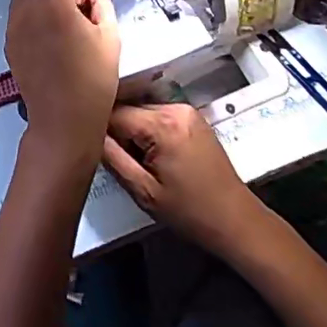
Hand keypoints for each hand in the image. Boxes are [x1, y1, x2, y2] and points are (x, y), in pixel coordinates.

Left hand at [6, 0, 119, 161]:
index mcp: (55, 4)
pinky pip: (17, 15)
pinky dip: (31, 14)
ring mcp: (14, 27)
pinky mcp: (9, 44)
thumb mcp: (110, 37)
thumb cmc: (92, 79)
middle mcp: (29, 10)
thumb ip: (102, 5)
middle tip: (78, 4)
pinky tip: (48, 34)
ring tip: (61, 17)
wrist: (64, 119)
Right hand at [101, 103, 265, 253]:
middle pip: (129, 109)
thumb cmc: (189, 211)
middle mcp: (174, 108)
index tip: (91, 146)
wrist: (235, 219)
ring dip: (134, 130)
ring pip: (142, 111)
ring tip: (138, 160)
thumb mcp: (144, 192)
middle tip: (118, 160)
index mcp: (162, 125)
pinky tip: (154, 155)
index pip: (116, 114)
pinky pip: (158, 115)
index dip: (100, 129)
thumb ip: (113, 159)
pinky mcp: (192, 116)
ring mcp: (185, 110)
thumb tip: (91, 135)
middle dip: (119, 130)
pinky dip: (149, 130)